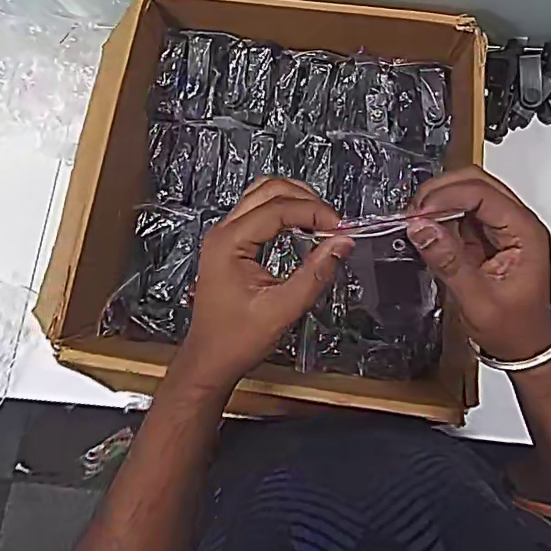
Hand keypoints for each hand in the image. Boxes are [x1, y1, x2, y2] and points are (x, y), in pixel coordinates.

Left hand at [172, 178, 350, 391]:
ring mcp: (226, 233)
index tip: (339, 228)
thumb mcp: (281, 310)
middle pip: (269, 189)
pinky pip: (260, 208)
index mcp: (229, 242)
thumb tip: (341, 243)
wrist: (208, 361)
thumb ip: (314, 274)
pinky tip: (303, 226)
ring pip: (263, 192)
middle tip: (332, 223)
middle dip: (306, 199)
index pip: (277, 208)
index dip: (313, 212)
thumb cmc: (236, 340)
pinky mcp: (232, 241)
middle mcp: (224, 230)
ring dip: (295, 199)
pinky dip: (285, 209)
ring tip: (321, 220)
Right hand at [408, 166, 550, 362]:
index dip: (448, 196)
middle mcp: (518, 223)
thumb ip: (450, 263)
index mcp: (525, 233)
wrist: (526, 350)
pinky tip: (428, 231)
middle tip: (415, 212)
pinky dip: (442, 216)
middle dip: (442, 191)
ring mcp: (503, 227)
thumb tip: (423, 229)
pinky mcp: (489, 235)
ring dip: (440, 201)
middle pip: (477, 182)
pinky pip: (462, 212)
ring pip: (468, 192)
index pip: (484, 193)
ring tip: (417, 222)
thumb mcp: (478, 302)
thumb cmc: (516, 331)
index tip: (420, 212)